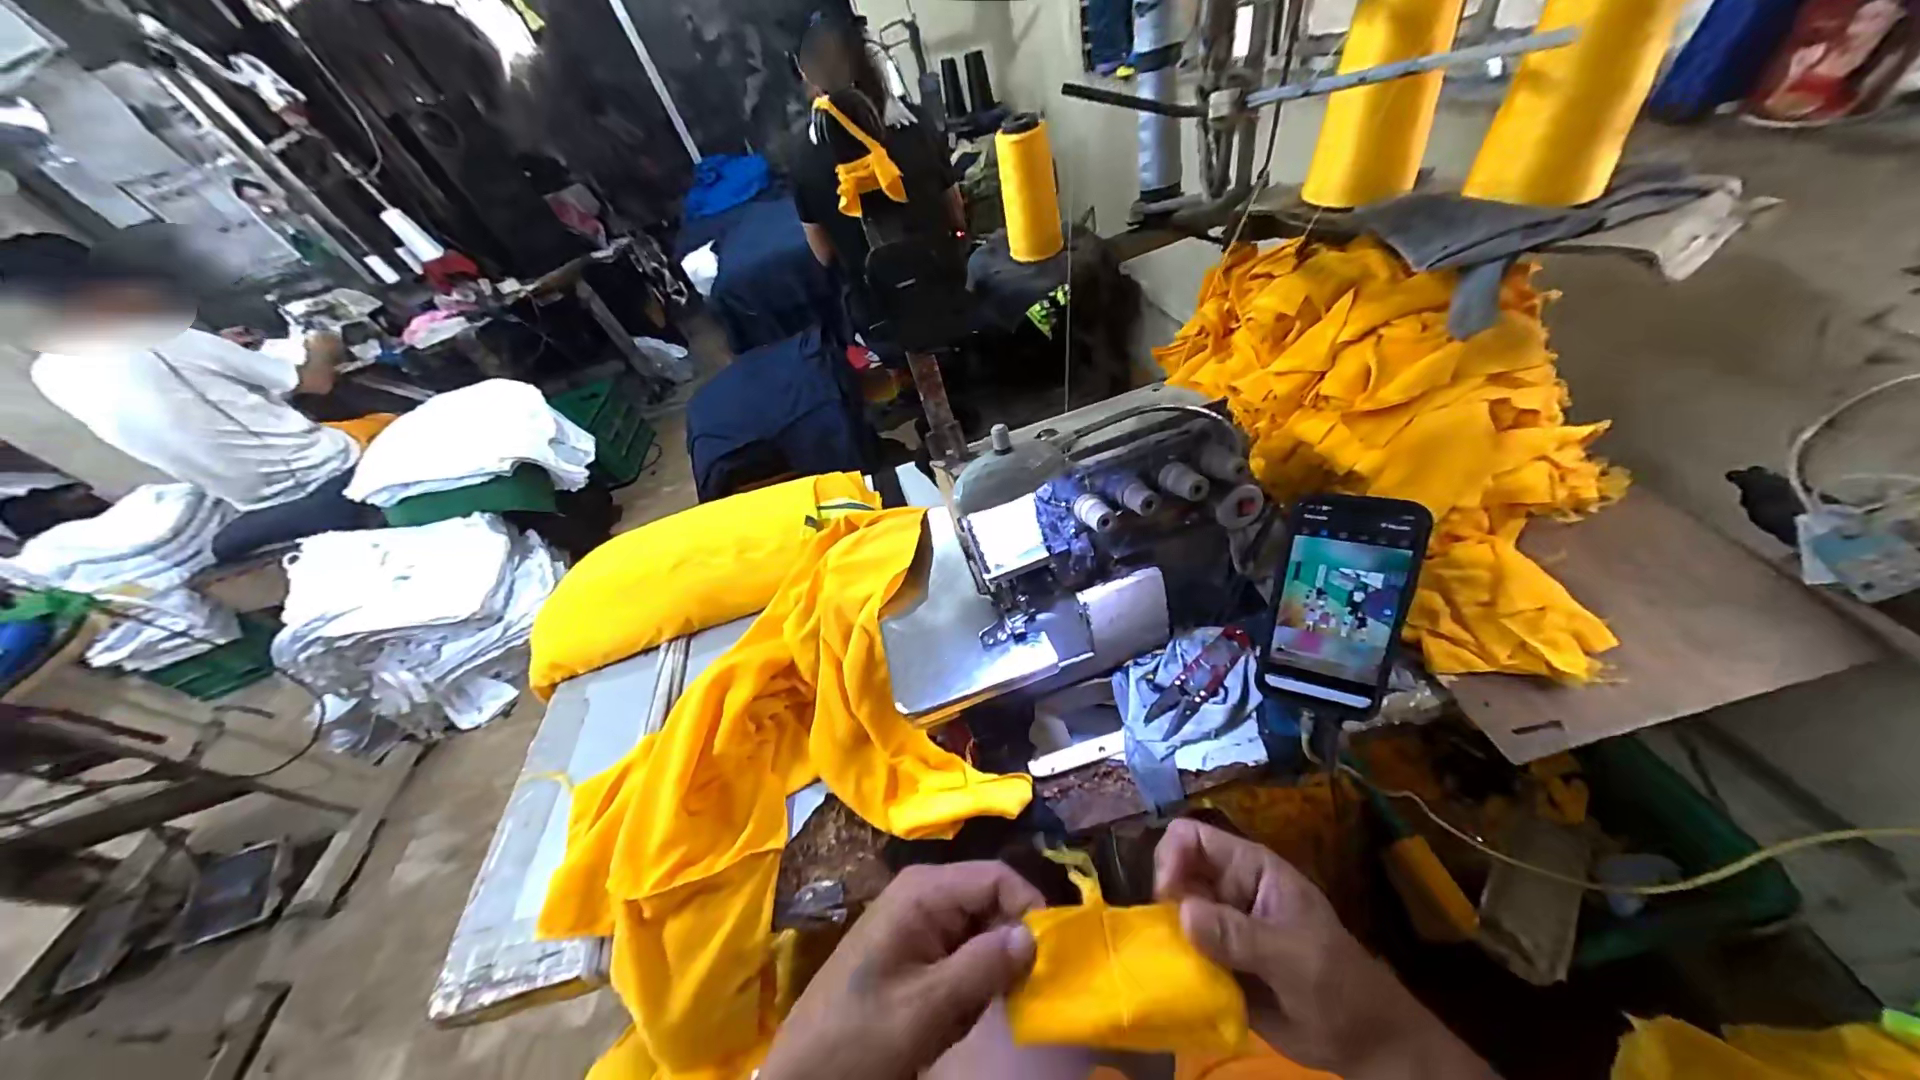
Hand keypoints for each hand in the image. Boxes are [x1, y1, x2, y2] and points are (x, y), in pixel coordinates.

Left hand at [760, 862, 1042, 1079]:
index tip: (1047, 960)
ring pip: (981, 929)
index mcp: (924, 889)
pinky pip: (962, 951)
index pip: (997, 876)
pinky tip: (954, 1013)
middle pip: (991, 900)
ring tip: (971, 1010)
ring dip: (988, 971)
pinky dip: (971, 982)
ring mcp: (918, 919)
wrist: (804, 1075)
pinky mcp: (915, 946)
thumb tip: (1034, 935)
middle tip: (1009, 995)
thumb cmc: (860, 1036)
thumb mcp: (927, 1007)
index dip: (1027, 910)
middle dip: (1006, 946)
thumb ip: (983, 966)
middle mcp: (924, 892)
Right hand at [1155, 819, 1497, 1079]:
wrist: (1366, 1044)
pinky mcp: (1214, 956)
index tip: (1169, 898)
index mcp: (1249, 867)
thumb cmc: (1339, 986)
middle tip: (1173, 938)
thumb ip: (1240, 935)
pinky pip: (1179, 946)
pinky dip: (1172, 960)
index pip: (1191, 836)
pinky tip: (1179, 980)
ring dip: (1166, 934)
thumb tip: (1184, 913)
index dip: (1171, 857)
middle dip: (1165, 901)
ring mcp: (1219, 921)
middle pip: (1173, 870)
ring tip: (1176, 963)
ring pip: (1172, 910)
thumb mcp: (1294, 958)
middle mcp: (1226, 886)